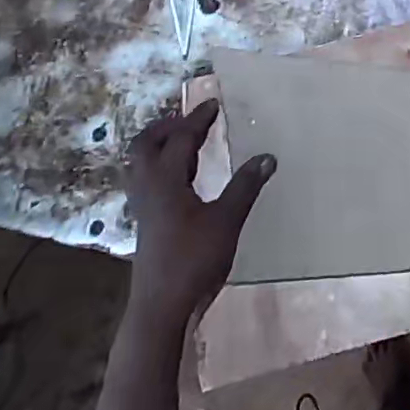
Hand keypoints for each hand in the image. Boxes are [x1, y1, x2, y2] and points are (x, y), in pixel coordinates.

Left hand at [124, 99, 275, 329]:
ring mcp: (142, 207)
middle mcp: (148, 187)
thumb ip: (245, 186)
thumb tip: (267, 157)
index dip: (197, 119)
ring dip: (159, 145)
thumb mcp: (226, 220)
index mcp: (166, 180)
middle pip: (146, 144)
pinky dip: (160, 167)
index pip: (180, 138)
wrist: (162, 305)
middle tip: (191, 121)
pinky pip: (146, 181)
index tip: (212, 104)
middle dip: (166, 127)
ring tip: (184, 143)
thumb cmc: (194, 259)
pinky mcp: (145, 223)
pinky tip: (181, 180)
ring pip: (141, 163)